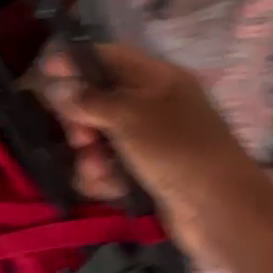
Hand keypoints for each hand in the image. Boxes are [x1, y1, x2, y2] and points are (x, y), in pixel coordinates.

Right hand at [40, 44, 270, 260]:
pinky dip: (103, 176)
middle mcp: (152, 104)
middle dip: (79, 116)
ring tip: (95, 168)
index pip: (106, 55)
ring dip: (89, 152)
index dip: (74, 60)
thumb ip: (87, 98)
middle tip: (77, 136)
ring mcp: (151, 141)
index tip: (46, 74)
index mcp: (156, 78)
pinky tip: (106, 187)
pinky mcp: (148, 174)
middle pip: (97, 96)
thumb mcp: (127, 115)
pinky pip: (111, 165)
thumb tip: (60, 91)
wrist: (227, 217)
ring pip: (100, 135)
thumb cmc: (177, 150)